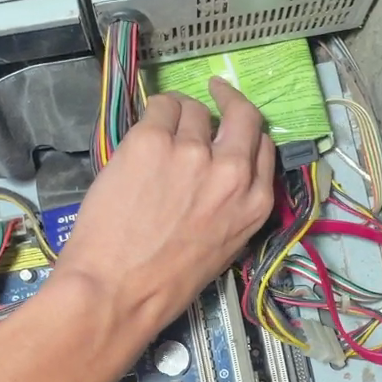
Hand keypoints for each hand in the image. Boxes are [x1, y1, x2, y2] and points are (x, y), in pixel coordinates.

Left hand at [55, 78, 276, 339]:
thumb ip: (232, 206)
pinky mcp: (153, 140)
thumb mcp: (224, 249)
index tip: (232, 127)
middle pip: (243, 115)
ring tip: (160, 134)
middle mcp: (232, 171)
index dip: (246, 134)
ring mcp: (193, 152)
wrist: (118, 291)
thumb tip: (219, 177)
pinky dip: (153, 114)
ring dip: (180, 116)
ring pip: (194, 109)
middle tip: (216, 90)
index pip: (264, 147)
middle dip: (229, 99)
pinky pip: (159, 107)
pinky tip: (142, 134)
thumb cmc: (165, 283)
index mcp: (255, 203)